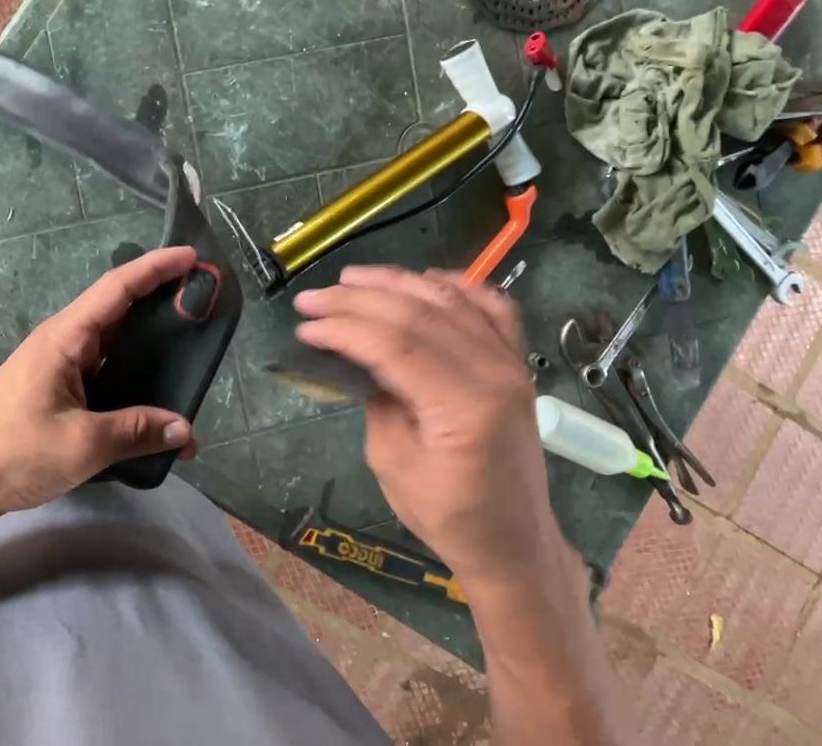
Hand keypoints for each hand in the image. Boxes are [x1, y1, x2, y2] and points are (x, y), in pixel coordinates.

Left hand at [0, 247, 198, 517]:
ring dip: (150, 350)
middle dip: (159, 302)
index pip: (116, 289)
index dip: (154, 269)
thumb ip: (136, 431)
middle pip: (118, 312)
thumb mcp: (82, 444)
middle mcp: (63, 344)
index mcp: (64, 338)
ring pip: (114, 348)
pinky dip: (132, 386)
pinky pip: (104, 377)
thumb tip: (185, 428)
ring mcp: (58, 369)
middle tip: (202, 301)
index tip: (190, 256)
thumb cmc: (13, 452)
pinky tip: (157, 406)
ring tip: (192, 351)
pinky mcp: (57, 394)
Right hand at [292, 267, 566, 586]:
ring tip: (350, 279)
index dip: (343, 327)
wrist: (514, 542)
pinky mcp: (516, 364)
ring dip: (395, 282)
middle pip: (417, 313)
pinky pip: (492, 308)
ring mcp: (511, 364)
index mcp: (463, 407)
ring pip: (449, 300)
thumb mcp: (391, 462)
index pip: (394, 343)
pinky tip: (423, 281)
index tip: (304, 327)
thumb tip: (356, 356)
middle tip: (311, 299)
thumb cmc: (448, 515)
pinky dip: (457, 287)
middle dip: (356, 300)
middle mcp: (494, 373)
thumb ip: (376, 399)